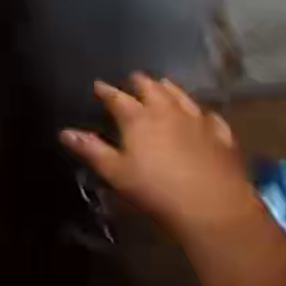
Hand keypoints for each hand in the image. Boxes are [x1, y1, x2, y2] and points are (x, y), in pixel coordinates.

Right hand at [61, 74, 268, 242]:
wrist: (212, 206)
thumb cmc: (156, 190)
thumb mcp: (116, 173)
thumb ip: (91, 150)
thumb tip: (65, 132)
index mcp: (138, 118)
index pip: (117, 98)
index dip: (106, 91)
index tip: (98, 85)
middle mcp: (168, 111)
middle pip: (151, 88)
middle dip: (139, 82)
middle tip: (133, 79)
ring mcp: (197, 120)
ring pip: (181, 96)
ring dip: (169, 88)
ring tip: (163, 84)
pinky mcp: (221, 135)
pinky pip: (210, 117)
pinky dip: (202, 113)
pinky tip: (203, 116)